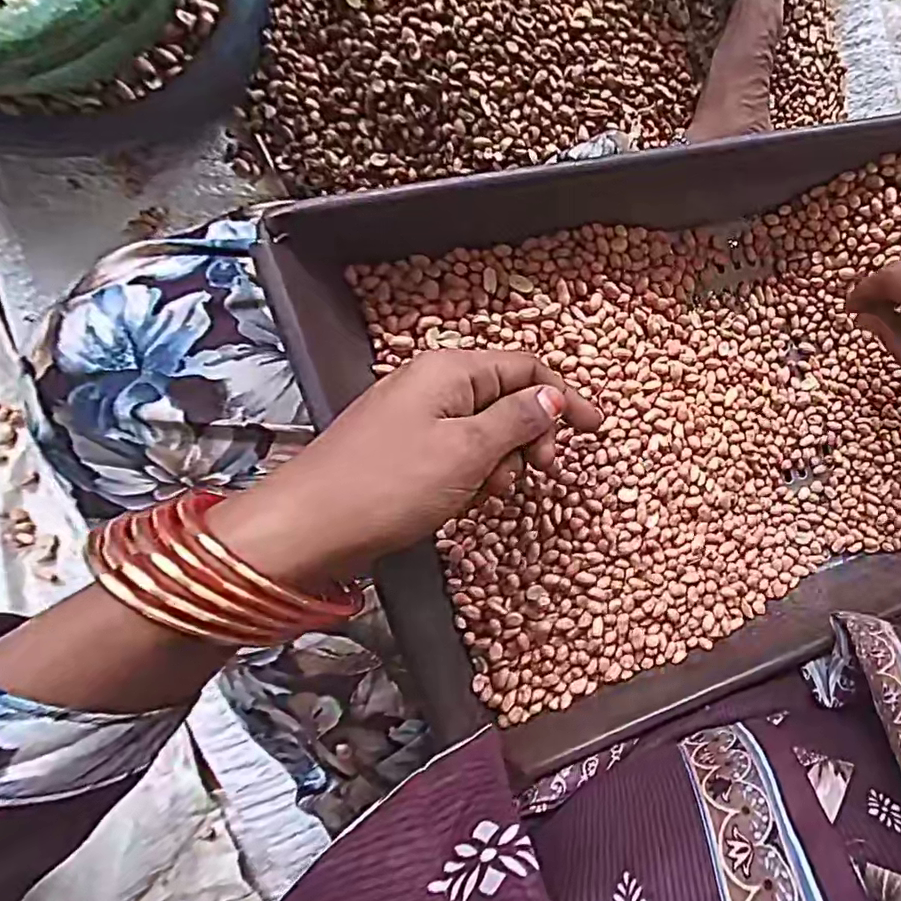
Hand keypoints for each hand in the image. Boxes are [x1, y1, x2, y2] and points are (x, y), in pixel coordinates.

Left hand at [208, 350, 602, 584]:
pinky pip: (459, 448)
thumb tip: (552, 398)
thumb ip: (517, 420)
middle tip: (542, 470)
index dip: (564, 397)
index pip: (525, 369)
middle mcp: (433, 383)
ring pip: (485, 427)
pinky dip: (477, 470)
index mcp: (450, 371)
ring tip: (496, 491)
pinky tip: (470, 496)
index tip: (595, 427)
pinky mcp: (405, 446)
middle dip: (533, 433)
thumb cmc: (389, 486)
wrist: (305, 531)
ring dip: (505, 458)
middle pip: (507, 396)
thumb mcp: (468, 451)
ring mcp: (416, 415)